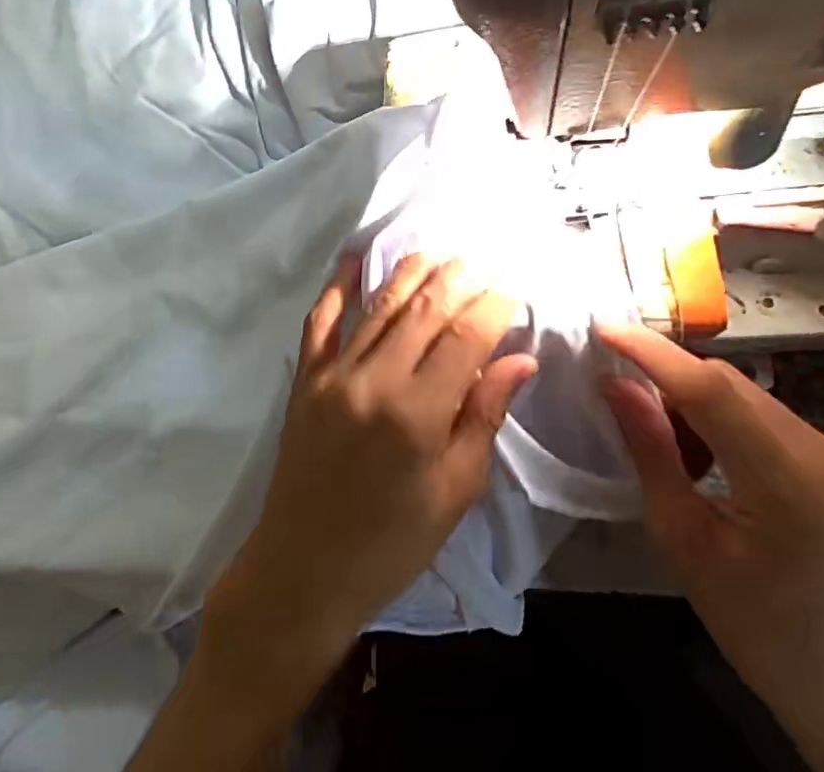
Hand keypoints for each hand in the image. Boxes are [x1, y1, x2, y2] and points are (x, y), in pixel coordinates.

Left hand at [130, 255, 535, 770]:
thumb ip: (484, 416)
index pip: (466, 337)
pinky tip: (353, 259)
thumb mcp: (455, 490)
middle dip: (457, 279)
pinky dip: (337, 286)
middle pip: (424, 309)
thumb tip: (519, 360)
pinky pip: (320, 322)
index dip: (493, 307)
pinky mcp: (304, 381)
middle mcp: (375, 381)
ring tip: (435, 253)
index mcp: (419, 414)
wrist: (303, 570)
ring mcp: (332, 376)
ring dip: (409, 272)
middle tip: (480, 263)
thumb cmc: (392, 542)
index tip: (512, 293)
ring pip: (378, 306)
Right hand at [597, 323, 823, 771]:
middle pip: (729, 384)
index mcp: (786, 480)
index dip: (653, 353)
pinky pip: (765, 417)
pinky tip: (705, 459)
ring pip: (746, 395)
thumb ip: (651, 452)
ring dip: (695, 402)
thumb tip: (615, 385)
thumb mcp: (684, 540)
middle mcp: (822, 450)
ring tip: (667, 447)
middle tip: (622, 400)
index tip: (605, 329)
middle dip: (669, 380)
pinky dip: (723, 422)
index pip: (711, 389)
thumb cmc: (754, 625)